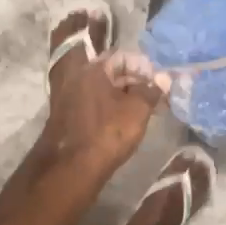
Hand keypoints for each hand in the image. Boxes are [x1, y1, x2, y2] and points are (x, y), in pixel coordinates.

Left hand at [40, 50, 169, 187]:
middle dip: (135, 82)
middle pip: (111, 71)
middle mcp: (75, 76)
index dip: (144, 68)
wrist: (71, 167)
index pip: (123, 56)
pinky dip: (109, 107)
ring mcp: (67, 96)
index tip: (159, 83)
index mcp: (91, 68)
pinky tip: (124, 120)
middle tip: (154, 97)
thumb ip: (151, 90)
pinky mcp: (65, 115)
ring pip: (102, 89)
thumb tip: (160, 81)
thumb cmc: (107, 133)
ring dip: (123, 96)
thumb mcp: (137, 109)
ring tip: (143, 110)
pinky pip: (92, 103)